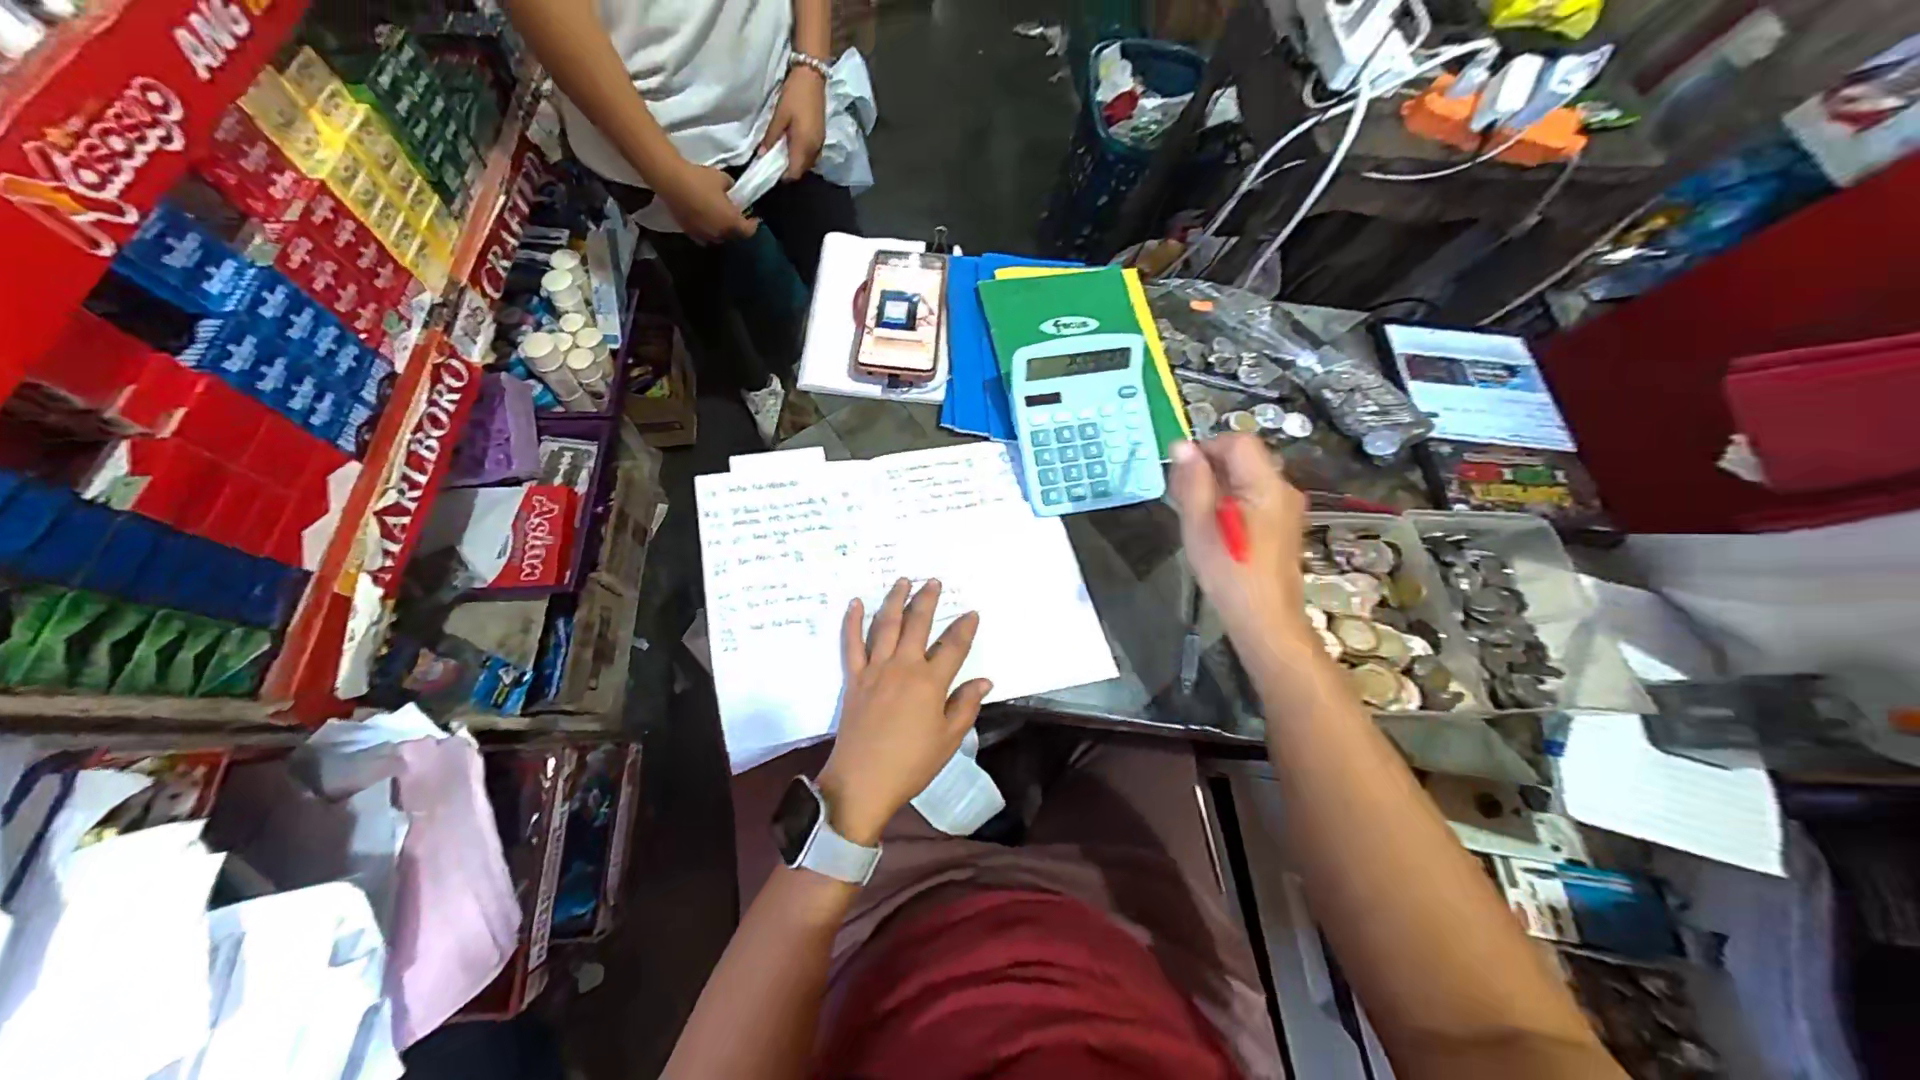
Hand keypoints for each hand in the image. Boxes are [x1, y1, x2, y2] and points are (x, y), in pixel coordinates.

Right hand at [658, 162, 757, 243]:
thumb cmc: (700, 179)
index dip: (753, 225)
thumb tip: (730, 188)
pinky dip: (708, 232)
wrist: (671, 181)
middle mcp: (719, 233)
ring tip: (721, 221)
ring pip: (718, 238)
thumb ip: (730, 186)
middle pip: (733, 236)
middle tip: (737, 218)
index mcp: (731, 222)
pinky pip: (703, 237)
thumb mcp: (722, 178)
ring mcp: (703, 235)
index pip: (748, 231)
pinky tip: (706, 224)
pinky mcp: (689, 232)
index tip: (755, 218)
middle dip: (737, 228)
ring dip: (723, 232)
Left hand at [761, 67, 825, 180]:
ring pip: (807, 164)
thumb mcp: (779, 115)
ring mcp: (820, 144)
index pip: (794, 173)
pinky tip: (792, 146)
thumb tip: (761, 154)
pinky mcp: (821, 138)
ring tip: (782, 153)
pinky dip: (802, 156)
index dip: (783, 176)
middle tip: (774, 162)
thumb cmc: (794, 95)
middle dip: (789, 170)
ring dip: (796, 163)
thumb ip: (771, 137)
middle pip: (801, 170)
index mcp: (804, 146)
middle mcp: (815, 150)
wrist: (812, 77)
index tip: (771, 171)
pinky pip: (812, 155)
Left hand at [817, 578, 991, 845]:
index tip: (971, 613)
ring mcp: (874, 670)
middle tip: (934, 582)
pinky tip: (855, 604)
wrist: (862, 782)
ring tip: (903, 581)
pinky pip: (851, 644)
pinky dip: (852, 622)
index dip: (964, 628)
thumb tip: (983, 681)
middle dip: (927, 600)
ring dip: (895, 600)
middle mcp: (902, 667)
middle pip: (917, 625)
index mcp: (930, 682)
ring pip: (884, 625)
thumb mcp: (949, 739)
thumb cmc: (911, 764)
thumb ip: (965, 706)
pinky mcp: (853, 678)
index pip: (953, 647)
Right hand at [1168, 435, 1311, 645]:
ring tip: (1197, 515)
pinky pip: (1255, 496)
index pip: (1238, 441)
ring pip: (1248, 477)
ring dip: (1219, 486)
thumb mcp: (1199, 525)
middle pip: (1244, 457)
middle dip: (1210, 468)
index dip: (1207, 448)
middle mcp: (1283, 489)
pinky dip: (1232, 501)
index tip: (1182, 474)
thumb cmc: (1229, 572)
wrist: (1264, 618)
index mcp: (1265, 485)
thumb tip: (1182, 445)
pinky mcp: (1284, 523)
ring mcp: (1287, 507)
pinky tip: (1216, 528)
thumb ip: (1193, 482)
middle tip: (1183, 497)